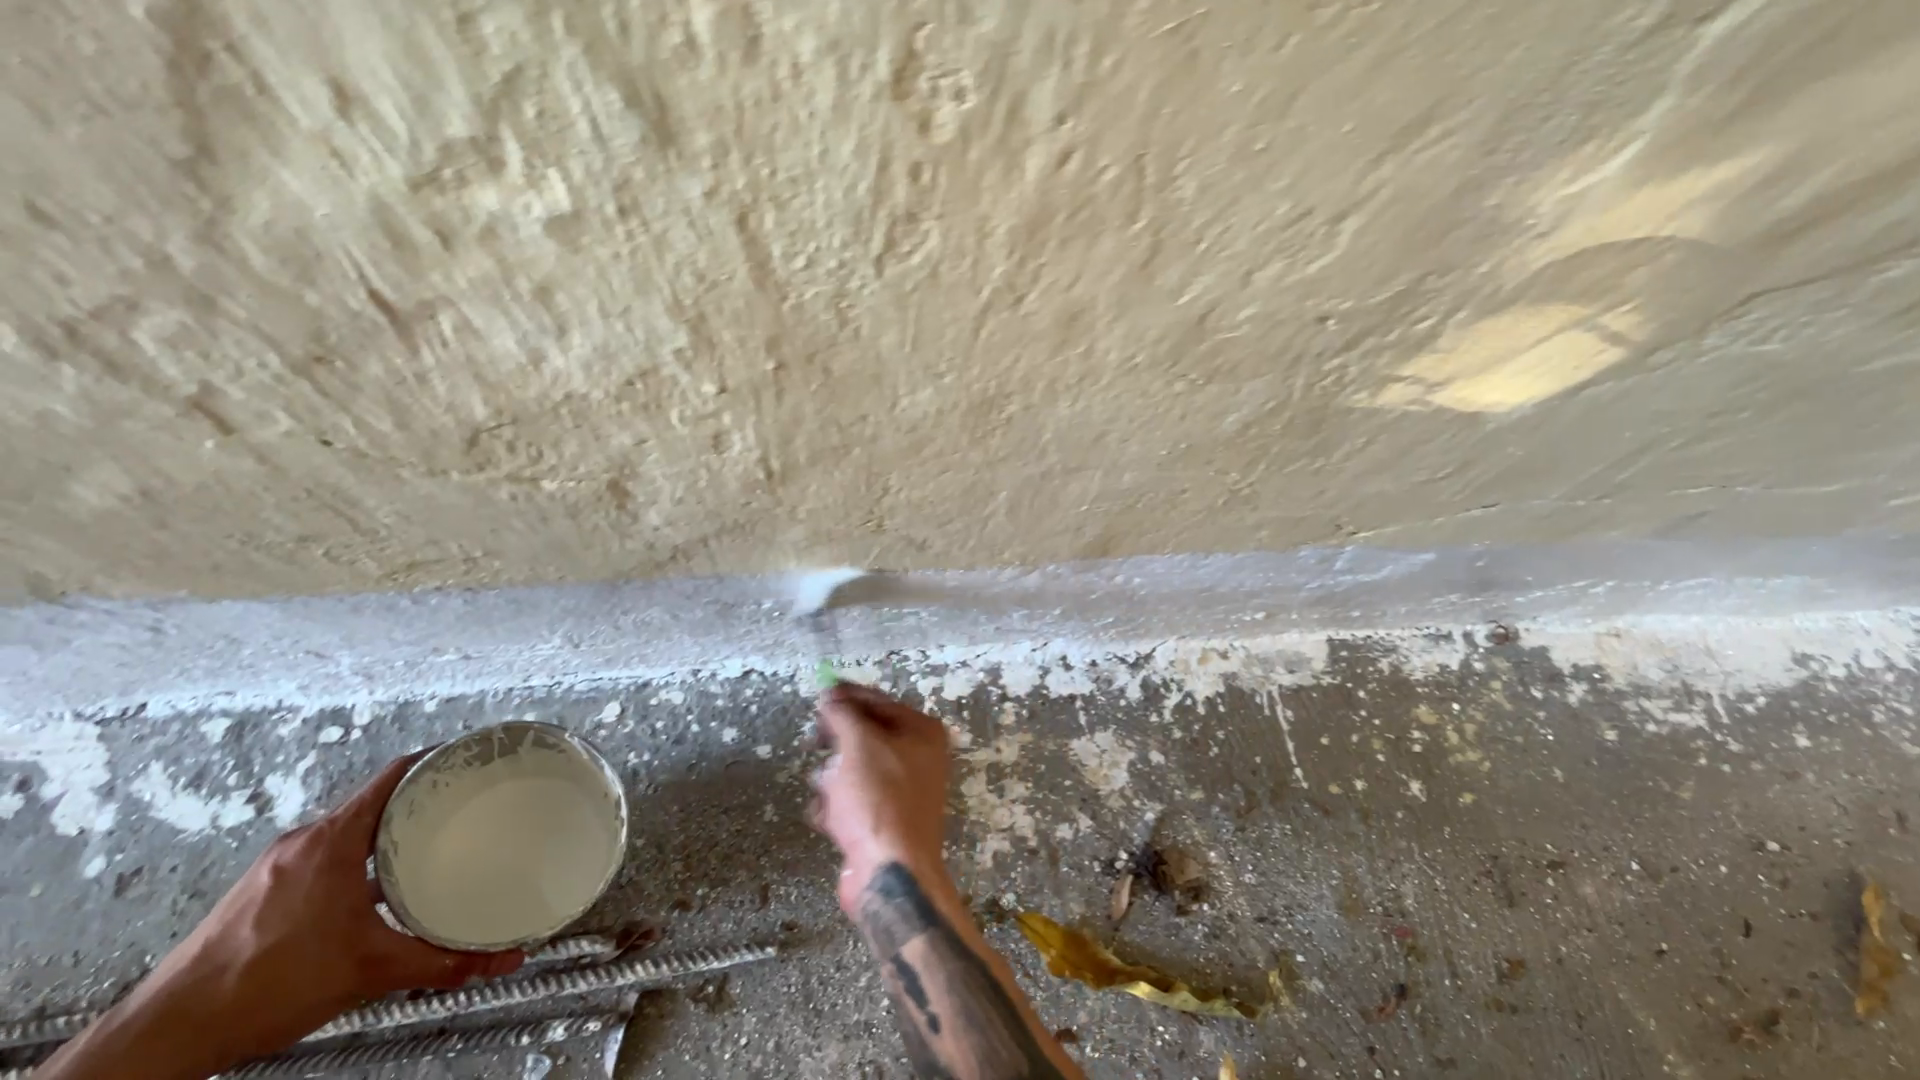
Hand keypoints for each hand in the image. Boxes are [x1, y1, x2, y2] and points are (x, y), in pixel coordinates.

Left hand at [37, 753, 523, 1078]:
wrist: (174, 1030)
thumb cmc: (266, 986)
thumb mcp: (374, 971)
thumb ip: (445, 962)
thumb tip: (503, 959)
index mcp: (331, 842)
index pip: (393, 777)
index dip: (435, 761)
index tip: (468, 760)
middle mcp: (302, 843)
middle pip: (373, 804)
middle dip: (419, 805)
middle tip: (463, 810)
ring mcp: (277, 867)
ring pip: (347, 835)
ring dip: (387, 838)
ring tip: (428, 851)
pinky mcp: (261, 892)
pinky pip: (323, 860)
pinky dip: (357, 864)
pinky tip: (375, 896)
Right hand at [810, 683, 952, 912]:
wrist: (890, 873)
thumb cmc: (878, 800)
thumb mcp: (858, 745)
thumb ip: (843, 713)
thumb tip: (831, 694)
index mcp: (922, 733)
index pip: (878, 701)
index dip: (846, 696)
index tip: (817, 695)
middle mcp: (918, 758)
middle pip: (864, 735)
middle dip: (836, 743)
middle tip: (812, 743)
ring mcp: (902, 791)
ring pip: (853, 769)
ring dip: (832, 778)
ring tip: (827, 791)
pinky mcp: (884, 820)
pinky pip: (852, 800)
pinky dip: (836, 807)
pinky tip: (827, 819)